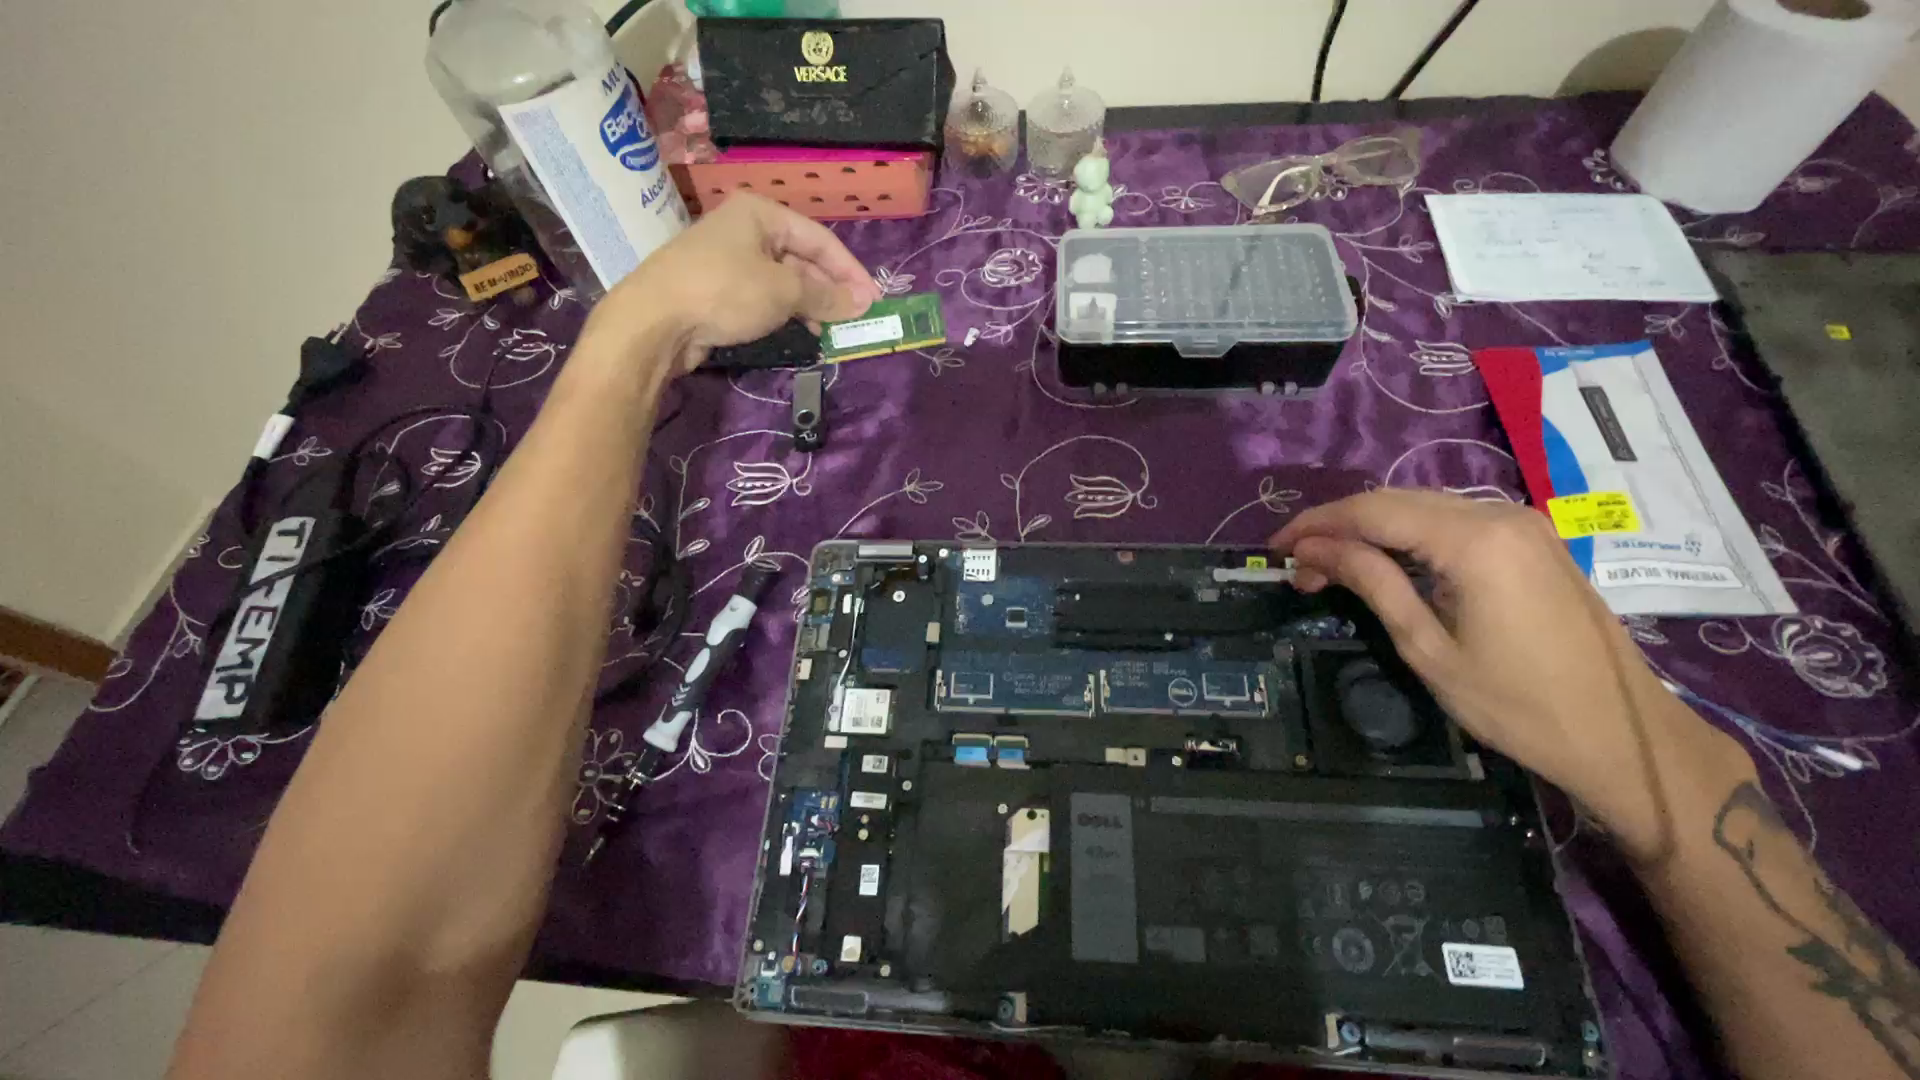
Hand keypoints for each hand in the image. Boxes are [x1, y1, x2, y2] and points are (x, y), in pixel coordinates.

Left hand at [587, 193, 881, 376]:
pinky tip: (800, 329)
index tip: (873, 300)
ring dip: (811, 302)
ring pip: (783, 278)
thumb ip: (826, 295)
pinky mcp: (717, 289)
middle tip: (854, 317)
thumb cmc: (724, 291)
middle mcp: (744, 229)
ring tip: (831, 328)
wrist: (654, 321)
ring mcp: (728, 259)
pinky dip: (786, 310)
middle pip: (802, 257)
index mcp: (760, 213)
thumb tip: (861, 302)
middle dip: (830, 288)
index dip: (850, 270)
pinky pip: (763, 295)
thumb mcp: (783, 291)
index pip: (820, 238)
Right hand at [1272, 489, 1749, 863]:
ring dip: (1372, 530)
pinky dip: (1409, 536)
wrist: (1623, 737)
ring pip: (1424, 507)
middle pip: (1397, 501)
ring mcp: (1523, 525)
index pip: (1373, 511)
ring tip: (1330, 565)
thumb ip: (1370, 583)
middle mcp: (1500, 515)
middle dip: (1340, 527)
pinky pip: (1455, 521)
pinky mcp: (1533, 541)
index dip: (1316, 524)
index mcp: (1474, 540)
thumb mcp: (1426, 647)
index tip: (1275, 549)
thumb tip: (1311, 550)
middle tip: (1298, 565)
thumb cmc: (1516, 704)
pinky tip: (1385, 561)